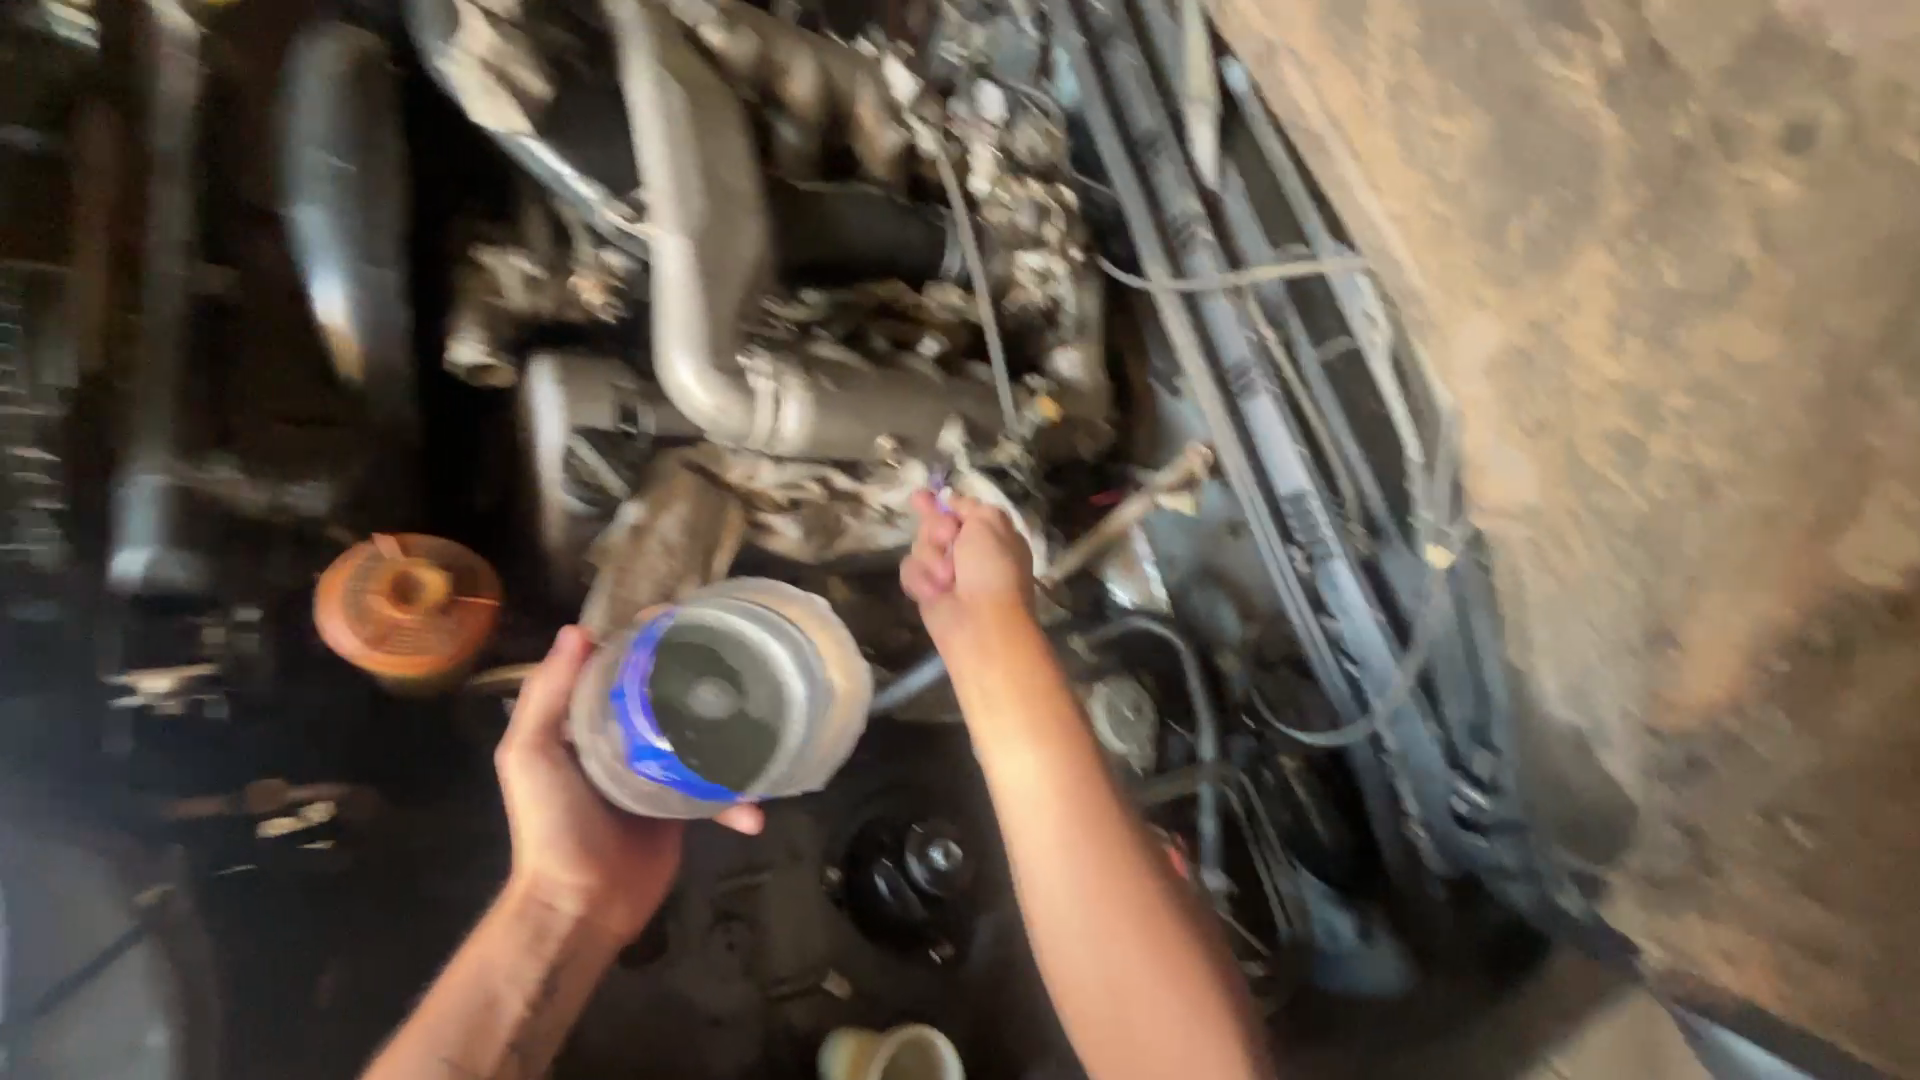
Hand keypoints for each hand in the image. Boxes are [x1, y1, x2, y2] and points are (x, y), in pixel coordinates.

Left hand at [495, 626, 763, 939]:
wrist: (578, 905)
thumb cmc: (550, 826)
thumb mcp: (529, 755)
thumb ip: (547, 696)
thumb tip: (577, 630)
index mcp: (588, 724)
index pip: (619, 667)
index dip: (647, 640)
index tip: (683, 617)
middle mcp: (625, 741)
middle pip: (667, 695)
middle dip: (700, 676)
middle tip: (738, 658)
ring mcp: (659, 774)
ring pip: (702, 739)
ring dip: (731, 735)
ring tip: (762, 723)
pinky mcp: (684, 808)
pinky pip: (718, 793)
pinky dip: (737, 803)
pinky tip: (754, 812)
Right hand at [901, 490, 1035, 642]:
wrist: (982, 622)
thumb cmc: (993, 568)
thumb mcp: (990, 522)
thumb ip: (968, 506)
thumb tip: (949, 499)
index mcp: (990, 533)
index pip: (958, 510)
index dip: (940, 503)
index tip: (919, 496)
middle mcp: (967, 551)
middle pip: (933, 525)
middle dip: (937, 530)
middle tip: (949, 540)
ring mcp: (945, 572)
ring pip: (919, 547)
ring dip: (932, 558)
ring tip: (948, 577)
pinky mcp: (927, 591)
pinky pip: (910, 571)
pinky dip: (921, 580)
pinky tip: (934, 592)